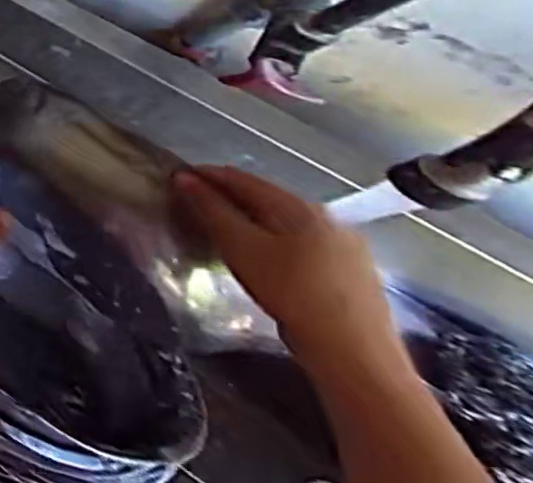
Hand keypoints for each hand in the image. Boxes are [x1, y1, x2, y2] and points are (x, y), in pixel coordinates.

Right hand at [173, 167, 397, 365]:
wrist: (356, 356)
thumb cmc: (291, 293)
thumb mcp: (240, 247)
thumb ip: (211, 209)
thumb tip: (184, 178)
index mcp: (300, 206)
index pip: (240, 178)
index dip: (204, 176)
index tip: (176, 182)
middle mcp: (327, 217)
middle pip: (264, 197)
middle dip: (226, 198)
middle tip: (193, 208)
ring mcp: (346, 245)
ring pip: (282, 220)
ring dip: (248, 219)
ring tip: (221, 231)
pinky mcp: (353, 270)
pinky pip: (300, 241)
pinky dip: (272, 239)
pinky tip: (260, 256)